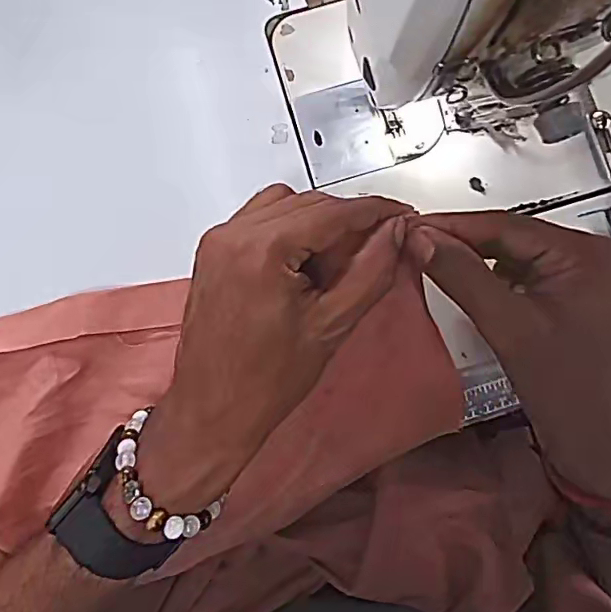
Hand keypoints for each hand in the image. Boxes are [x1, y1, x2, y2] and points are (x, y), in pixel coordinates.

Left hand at [138, 186, 412, 511]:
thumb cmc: (262, 381)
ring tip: (331, 268)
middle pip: (308, 202)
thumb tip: (392, 233)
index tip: (397, 215)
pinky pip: (259, 218)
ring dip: (316, 223)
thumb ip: (372, 269)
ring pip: (284, 204)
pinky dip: (288, 229)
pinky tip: (302, 266)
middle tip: (374, 249)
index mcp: (262, 250)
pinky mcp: (213, 251)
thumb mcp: (333, 324)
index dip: (375, 211)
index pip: (333, 210)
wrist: (214, 409)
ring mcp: (218, 241)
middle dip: (346, 221)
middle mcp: (233, 236)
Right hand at [409, 212, 610, 497]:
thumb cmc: (580, 397)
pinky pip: (520, 279)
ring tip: (434, 262)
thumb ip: (463, 276)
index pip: (503, 224)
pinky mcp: (570, 303)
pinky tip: (466, 288)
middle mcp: (589, 260)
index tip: (413, 229)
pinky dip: (489, 282)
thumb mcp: (510, 327)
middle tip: (416, 244)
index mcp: (585, 255)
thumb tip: (426, 240)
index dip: (451, 226)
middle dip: (460, 242)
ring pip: (512, 257)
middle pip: (508, 237)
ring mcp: (581, 282)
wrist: (609, 452)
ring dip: (473, 261)